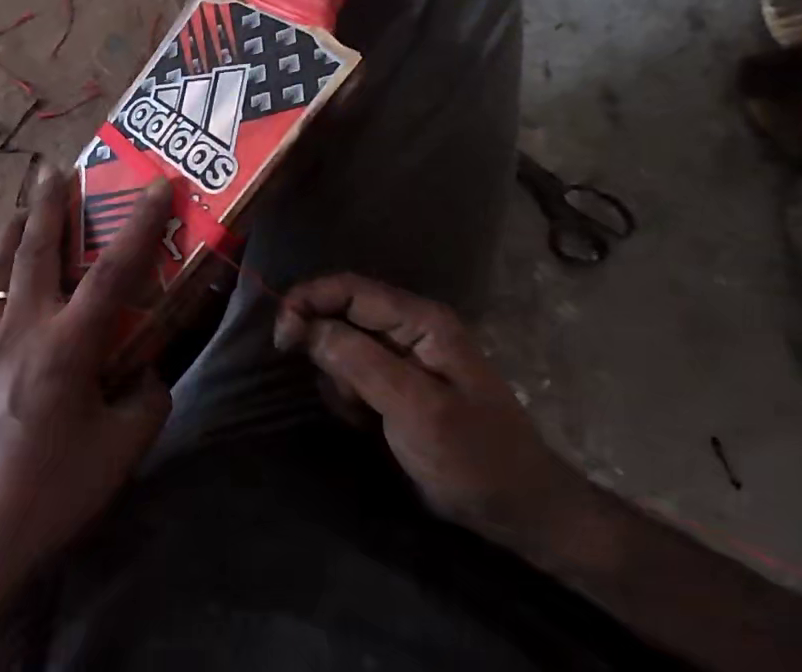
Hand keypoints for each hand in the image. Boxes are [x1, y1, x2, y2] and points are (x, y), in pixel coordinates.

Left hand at [0, 167, 175, 586]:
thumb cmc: (51, 491)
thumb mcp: (119, 452)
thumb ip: (144, 401)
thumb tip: (146, 374)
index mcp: (67, 344)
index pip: (115, 271)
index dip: (141, 225)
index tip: (158, 184)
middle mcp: (19, 325)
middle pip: (38, 248)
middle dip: (50, 203)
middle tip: (55, 169)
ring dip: (12, 233)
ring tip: (20, 209)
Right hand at [274, 274, 594, 545]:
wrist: (519, 512)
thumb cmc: (475, 458)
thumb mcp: (417, 409)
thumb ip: (360, 361)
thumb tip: (304, 327)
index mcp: (421, 320)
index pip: (346, 287)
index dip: (306, 302)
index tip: (282, 340)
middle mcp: (408, 328)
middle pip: (338, 312)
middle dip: (321, 346)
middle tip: (334, 391)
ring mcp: (401, 355)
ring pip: (337, 343)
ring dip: (333, 376)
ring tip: (359, 413)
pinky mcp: (393, 382)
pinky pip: (347, 371)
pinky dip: (343, 393)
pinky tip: (363, 419)